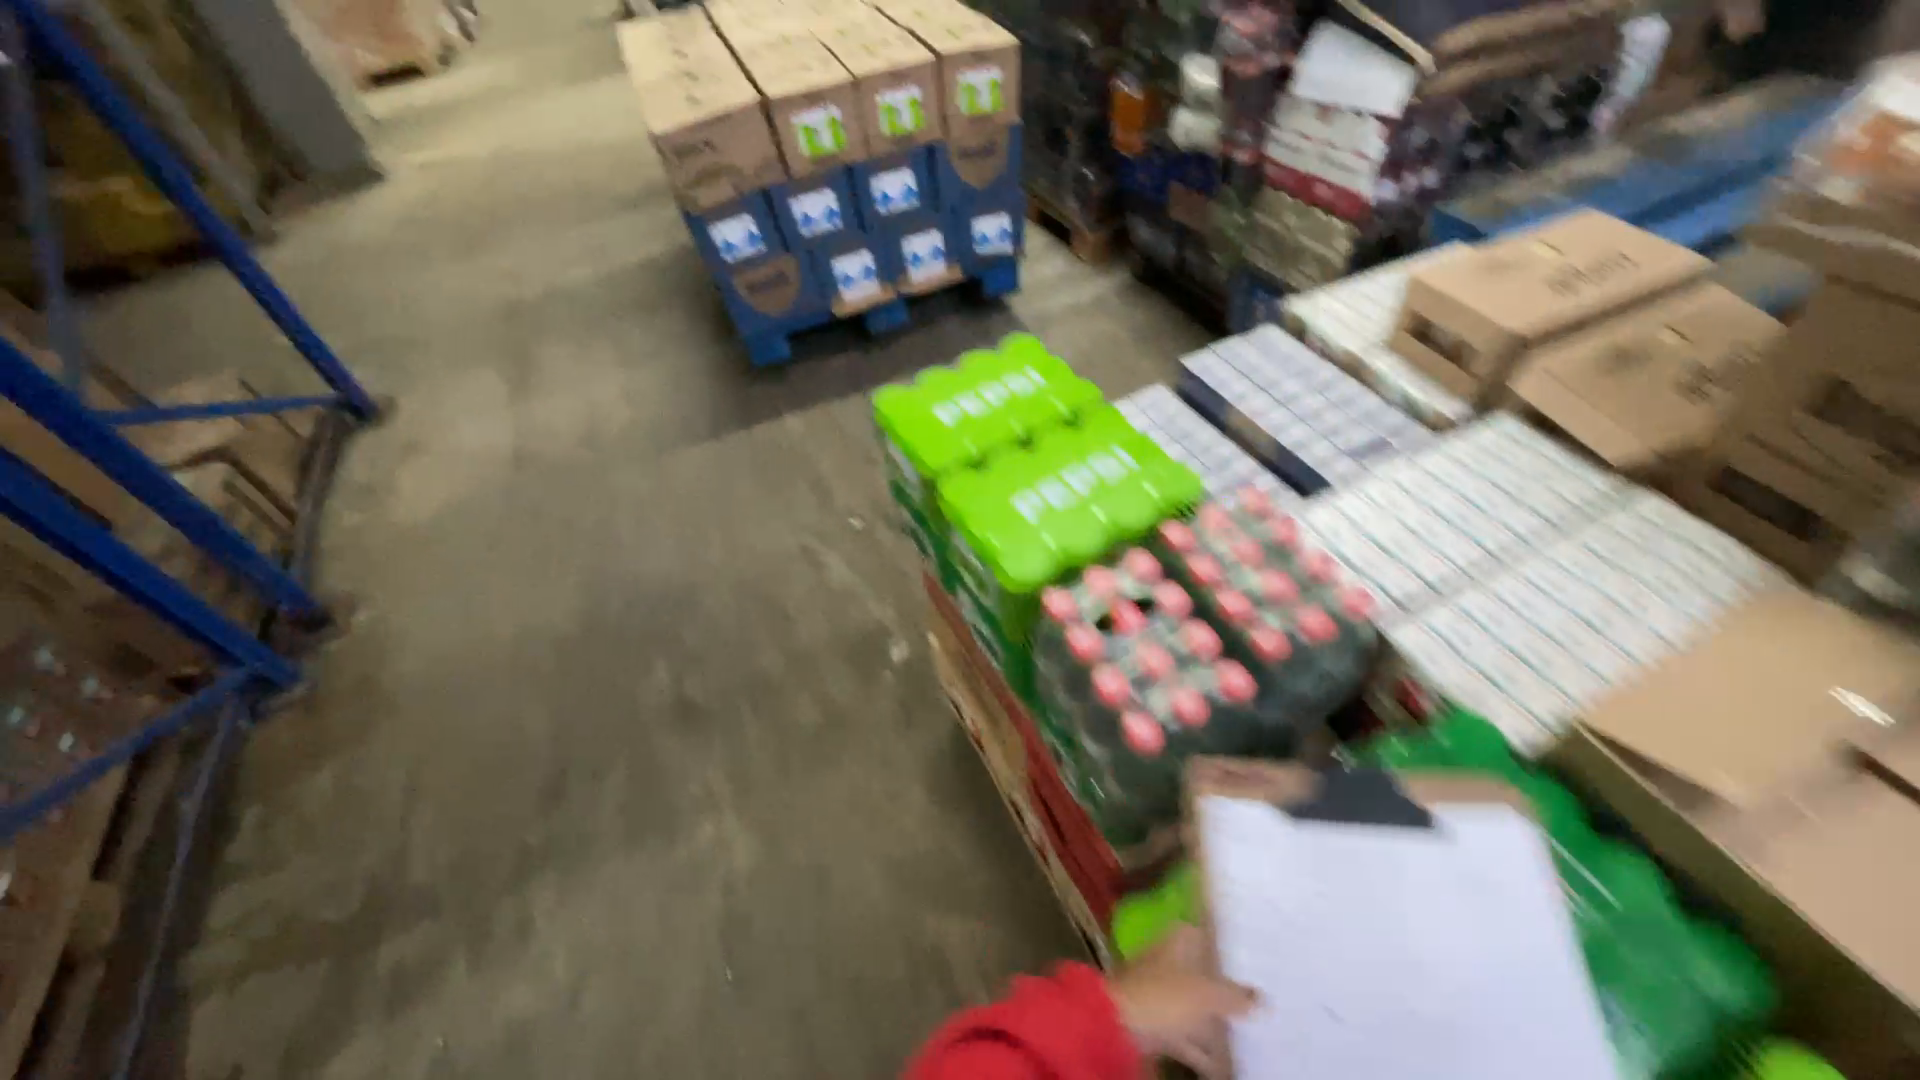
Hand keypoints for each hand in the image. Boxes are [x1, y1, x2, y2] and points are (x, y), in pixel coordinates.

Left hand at [1109, 925, 1256, 1078]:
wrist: (1115, 1026)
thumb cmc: (1163, 996)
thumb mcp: (1206, 994)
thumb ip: (1235, 995)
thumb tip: (1262, 999)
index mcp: (1178, 939)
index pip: (1209, 933)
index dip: (1232, 947)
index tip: (1258, 959)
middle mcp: (1170, 959)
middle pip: (1206, 974)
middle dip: (1230, 991)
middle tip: (1265, 1005)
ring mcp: (1161, 991)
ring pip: (1198, 1006)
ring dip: (1219, 1024)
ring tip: (1254, 1036)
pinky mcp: (1156, 1022)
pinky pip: (1188, 1035)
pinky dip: (1204, 1050)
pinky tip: (1227, 1065)